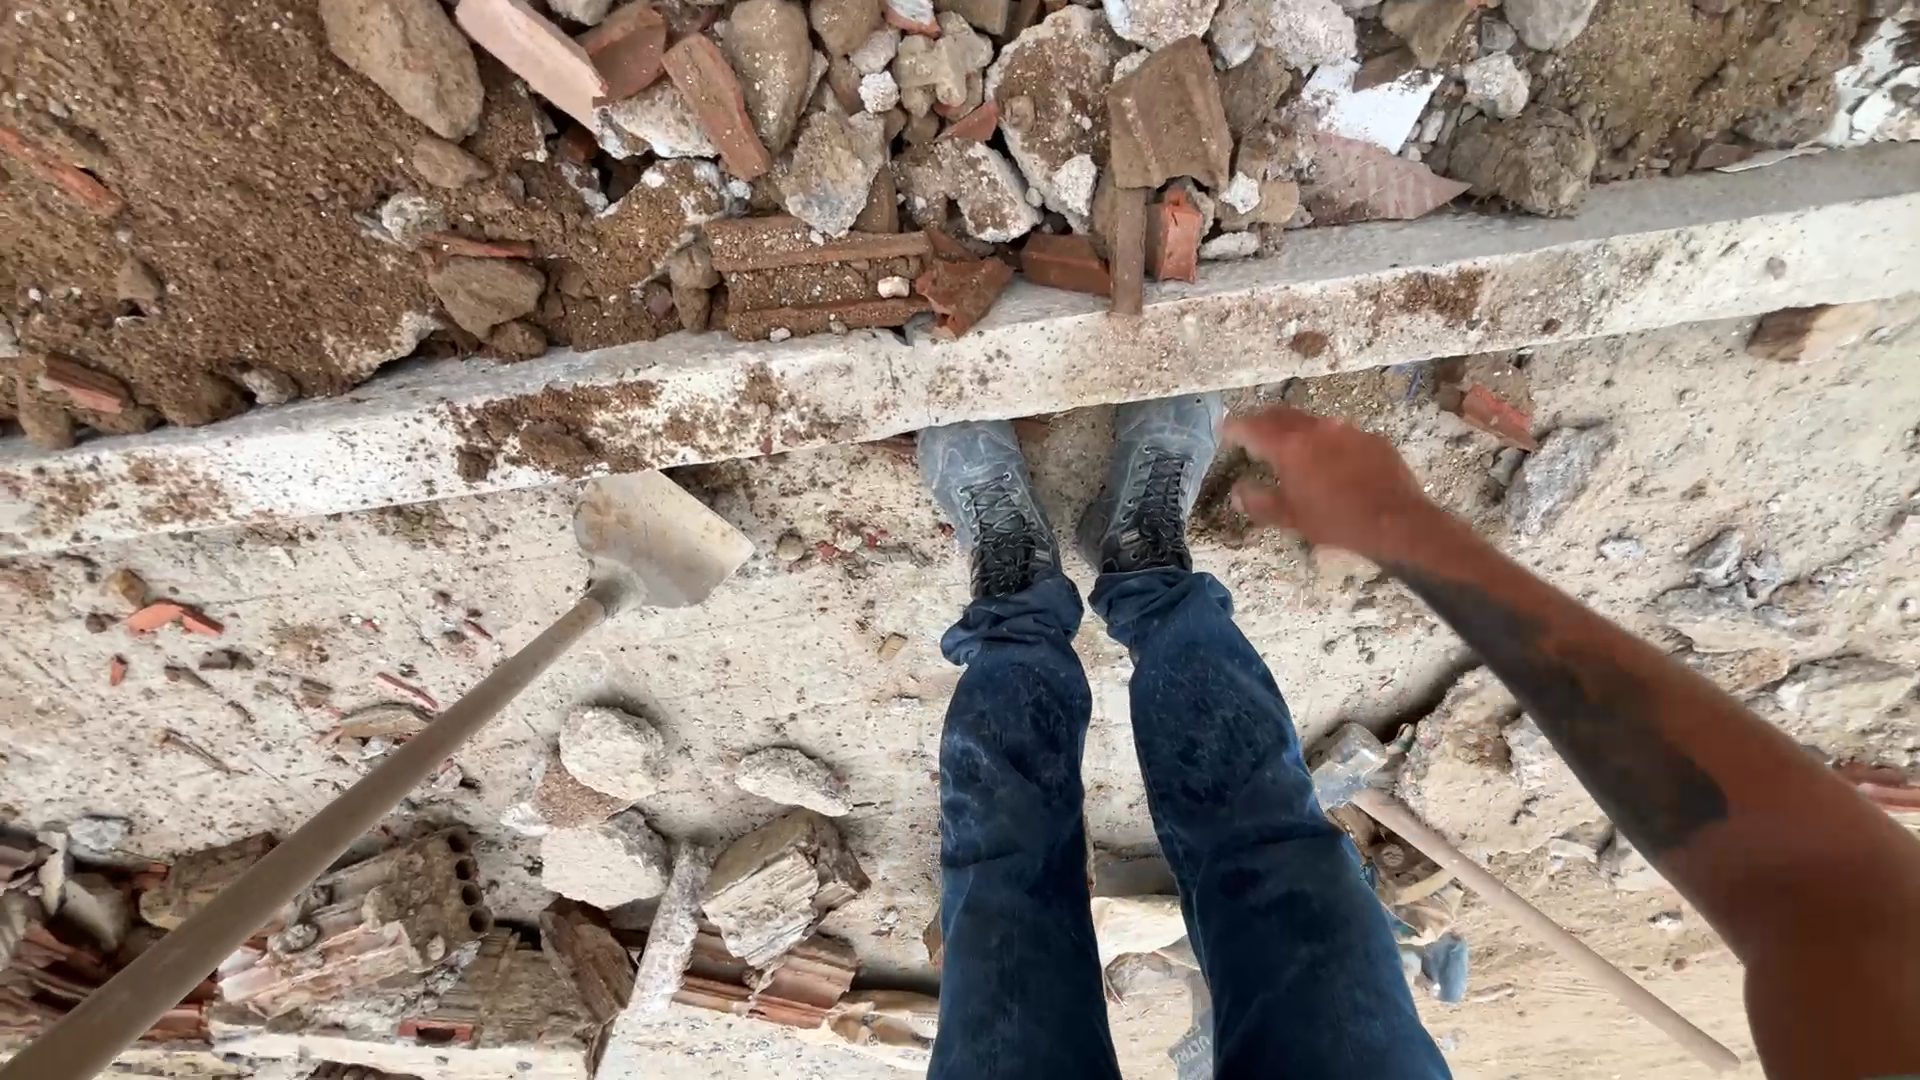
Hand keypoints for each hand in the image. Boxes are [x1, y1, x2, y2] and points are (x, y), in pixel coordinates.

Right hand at [1223, 405, 1434, 560]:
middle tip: (1251, 432)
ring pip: (1310, 421)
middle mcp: (1316, 429)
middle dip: (1261, 421)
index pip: (1252, 427)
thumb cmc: (1335, 521)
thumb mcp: (1289, 517)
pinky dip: (1323, 441)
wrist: (1397, 522)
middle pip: (1280, 415)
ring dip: (1293, 429)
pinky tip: (1327, 461)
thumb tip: (1237, 492)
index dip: (1234, 427)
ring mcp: (1347, 430)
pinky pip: (1338, 433)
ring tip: (1287, 446)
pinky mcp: (1371, 439)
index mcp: (1289, 446)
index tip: (1224, 430)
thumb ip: (1258, 502)